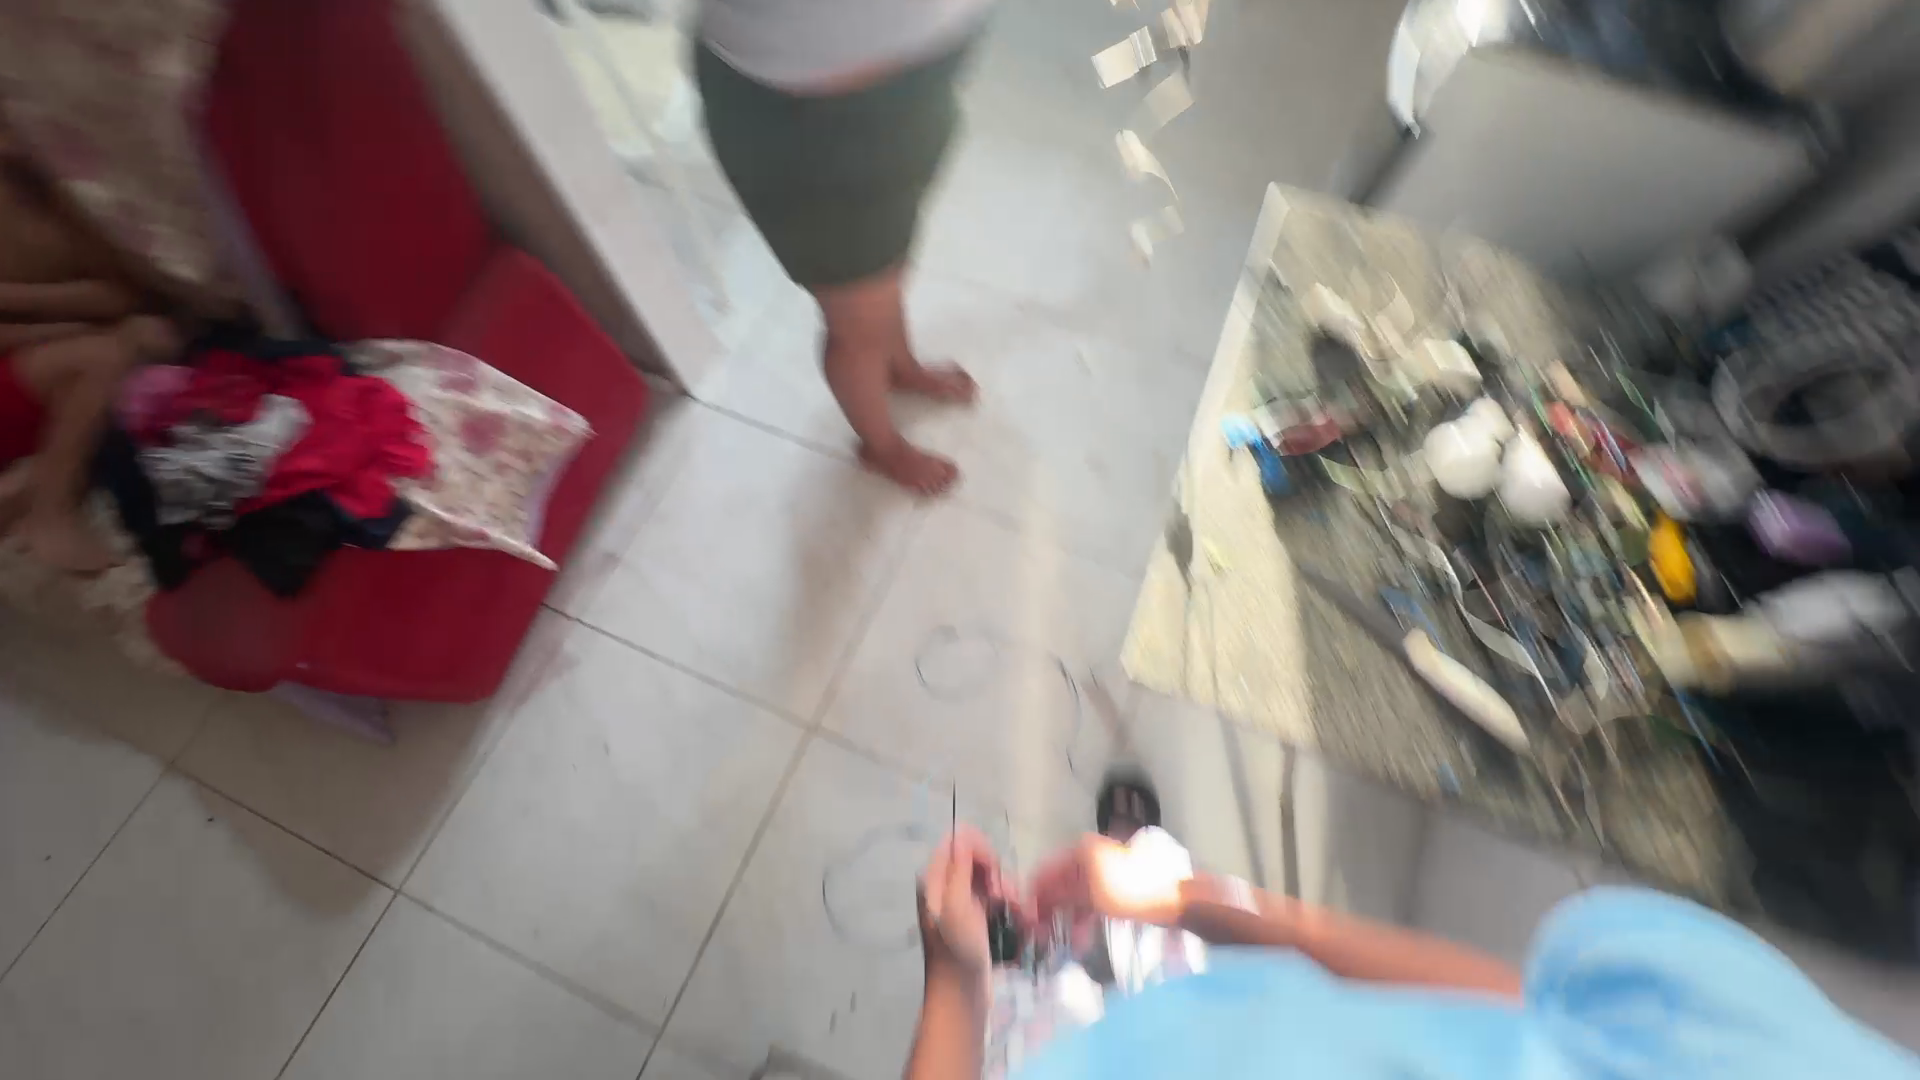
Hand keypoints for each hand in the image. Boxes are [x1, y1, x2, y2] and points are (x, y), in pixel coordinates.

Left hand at [917, 826, 1012, 984]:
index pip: (958, 842)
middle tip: (1002, 895)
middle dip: (994, 870)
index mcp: (934, 879)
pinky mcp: (972, 917)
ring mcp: (958, 902)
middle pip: (974, 858)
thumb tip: (962, 832)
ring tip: (1013, 907)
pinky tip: (1015, 913)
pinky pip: (990, 895)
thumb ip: (959, 868)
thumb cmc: (957, 952)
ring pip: (985, 876)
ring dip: (1003, 886)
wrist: (961, 996)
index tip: (993, 871)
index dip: (979, 850)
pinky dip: (1004, 899)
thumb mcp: (957, 907)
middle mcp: (944, 886)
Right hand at [1028, 833, 1188, 927]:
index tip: (1028, 921)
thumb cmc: (1131, 893)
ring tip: (1067, 943)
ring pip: (1075, 894)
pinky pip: (1090, 900)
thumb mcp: (1092, 896)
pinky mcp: (1113, 885)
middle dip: (1051, 909)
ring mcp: (1101, 870)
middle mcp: (1088, 855)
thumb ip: (1061, 896)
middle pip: (1060, 882)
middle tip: (1044, 936)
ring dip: (1068, 918)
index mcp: (1081, 850)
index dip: (1035, 894)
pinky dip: (1084, 917)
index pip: (1046, 870)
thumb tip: (1036, 901)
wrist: (1174, 900)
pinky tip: (1082, 938)